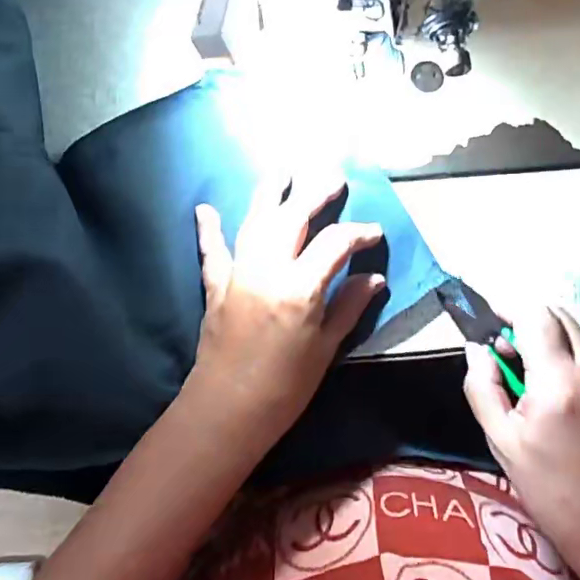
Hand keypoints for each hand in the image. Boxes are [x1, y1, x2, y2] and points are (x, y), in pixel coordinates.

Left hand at [184, 170, 386, 444]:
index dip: (359, 233)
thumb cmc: (285, 387)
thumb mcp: (326, 349)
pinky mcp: (216, 286)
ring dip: (268, 194)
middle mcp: (266, 269)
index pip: (335, 243)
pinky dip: (209, 230)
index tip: (375, 233)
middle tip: (333, 179)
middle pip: (292, 218)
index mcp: (299, 287)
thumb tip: (374, 278)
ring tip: (281, 171)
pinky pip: (212, 251)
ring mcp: (238, 274)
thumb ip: (348, 307)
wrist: (228, 409)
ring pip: (254, 222)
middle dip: (314, 194)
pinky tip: (204, 209)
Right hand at [462, 307, 579, 579]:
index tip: (494, 320)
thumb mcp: (502, 444)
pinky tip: (577, 422)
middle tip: (512, 358)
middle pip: (563, 322)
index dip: (510, 309)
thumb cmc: (555, 495)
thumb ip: (483, 388)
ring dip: (557, 358)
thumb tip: (476, 350)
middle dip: (533, 327)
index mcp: (558, 384)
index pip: (535, 316)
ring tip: (545, 402)